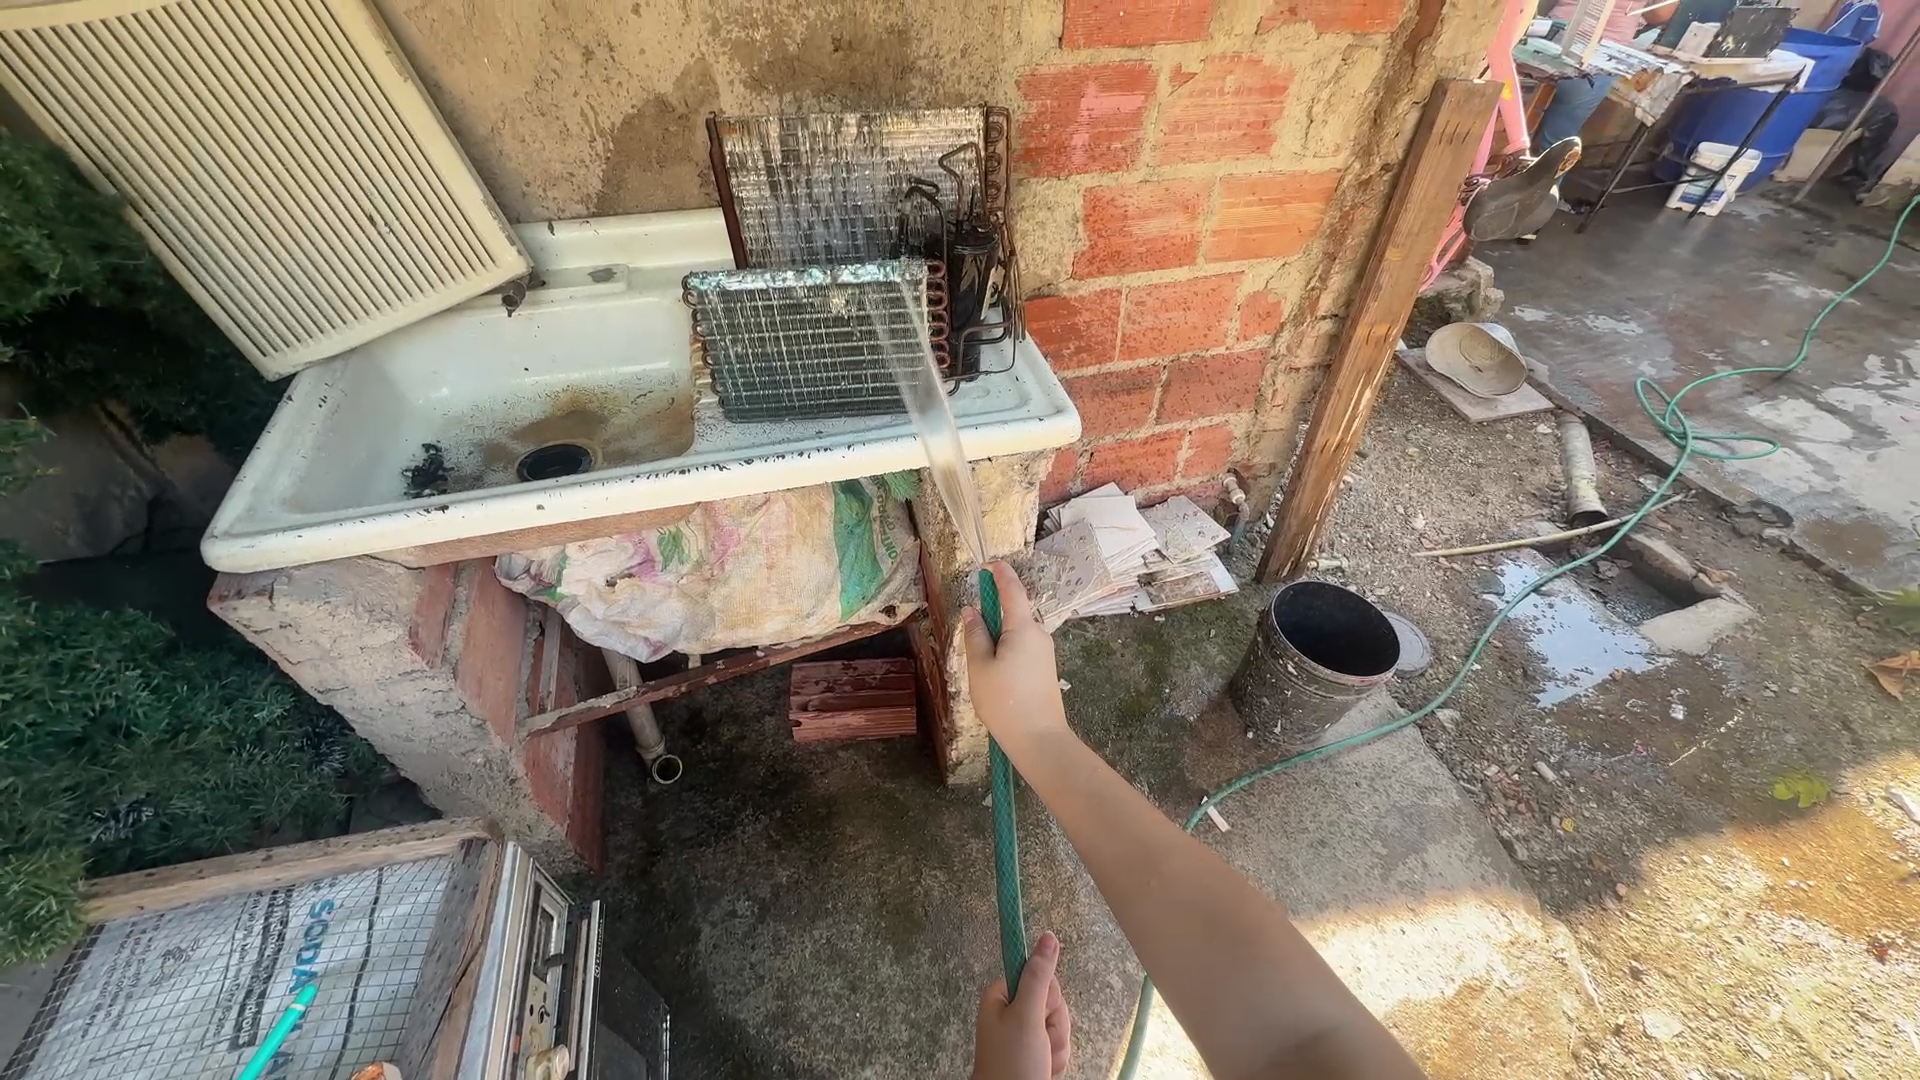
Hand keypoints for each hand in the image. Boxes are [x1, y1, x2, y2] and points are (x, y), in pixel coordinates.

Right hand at [962, 562, 1069, 754]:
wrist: (1039, 739)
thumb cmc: (1005, 701)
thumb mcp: (980, 667)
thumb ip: (975, 635)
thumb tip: (971, 611)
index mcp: (1023, 628)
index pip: (1012, 590)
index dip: (1000, 573)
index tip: (987, 564)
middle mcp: (1039, 634)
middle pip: (1013, 613)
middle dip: (991, 617)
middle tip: (972, 640)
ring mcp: (1044, 652)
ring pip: (1016, 633)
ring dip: (997, 639)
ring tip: (982, 670)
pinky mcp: (1044, 668)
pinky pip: (1022, 648)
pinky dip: (1005, 651)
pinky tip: (995, 678)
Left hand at [972, 931, 1071, 1079]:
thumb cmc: (1012, 1065)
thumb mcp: (1027, 1016)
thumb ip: (1040, 976)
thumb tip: (1049, 936)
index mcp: (1002, 994)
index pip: (1039, 975)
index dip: (1046, 996)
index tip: (1041, 1011)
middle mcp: (1011, 1010)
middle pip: (1051, 1000)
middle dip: (1053, 1025)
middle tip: (1039, 1042)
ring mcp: (1023, 1033)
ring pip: (1058, 1024)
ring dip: (1056, 1046)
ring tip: (1040, 1062)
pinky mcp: (1034, 1052)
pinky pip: (1057, 1046)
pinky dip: (1055, 1060)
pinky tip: (1044, 1070)